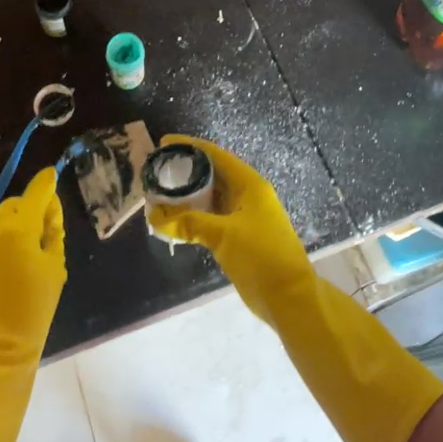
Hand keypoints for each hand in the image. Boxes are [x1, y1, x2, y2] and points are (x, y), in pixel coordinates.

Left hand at [0, 167, 65, 363]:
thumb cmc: (35, 306)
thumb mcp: (55, 266)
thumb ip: (53, 233)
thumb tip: (49, 214)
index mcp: (20, 227)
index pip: (36, 193)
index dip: (46, 182)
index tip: (53, 173)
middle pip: (17, 203)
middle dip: (32, 207)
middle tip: (47, 229)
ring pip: (1, 219)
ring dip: (16, 223)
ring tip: (29, 248)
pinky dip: (3, 239)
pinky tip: (12, 261)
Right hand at [146, 135, 311, 321]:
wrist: (288, 297)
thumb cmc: (261, 256)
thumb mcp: (223, 235)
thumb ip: (188, 222)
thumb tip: (154, 217)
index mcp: (249, 184)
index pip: (216, 155)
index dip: (190, 147)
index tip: (164, 144)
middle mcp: (247, 195)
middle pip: (211, 175)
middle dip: (185, 173)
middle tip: (156, 172)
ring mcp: (243, 216)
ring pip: (210, 198)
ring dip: (187, 197)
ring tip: (158, 194)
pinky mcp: (238, 236)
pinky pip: (211, 218)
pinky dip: (192, 217)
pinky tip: (173, 221)